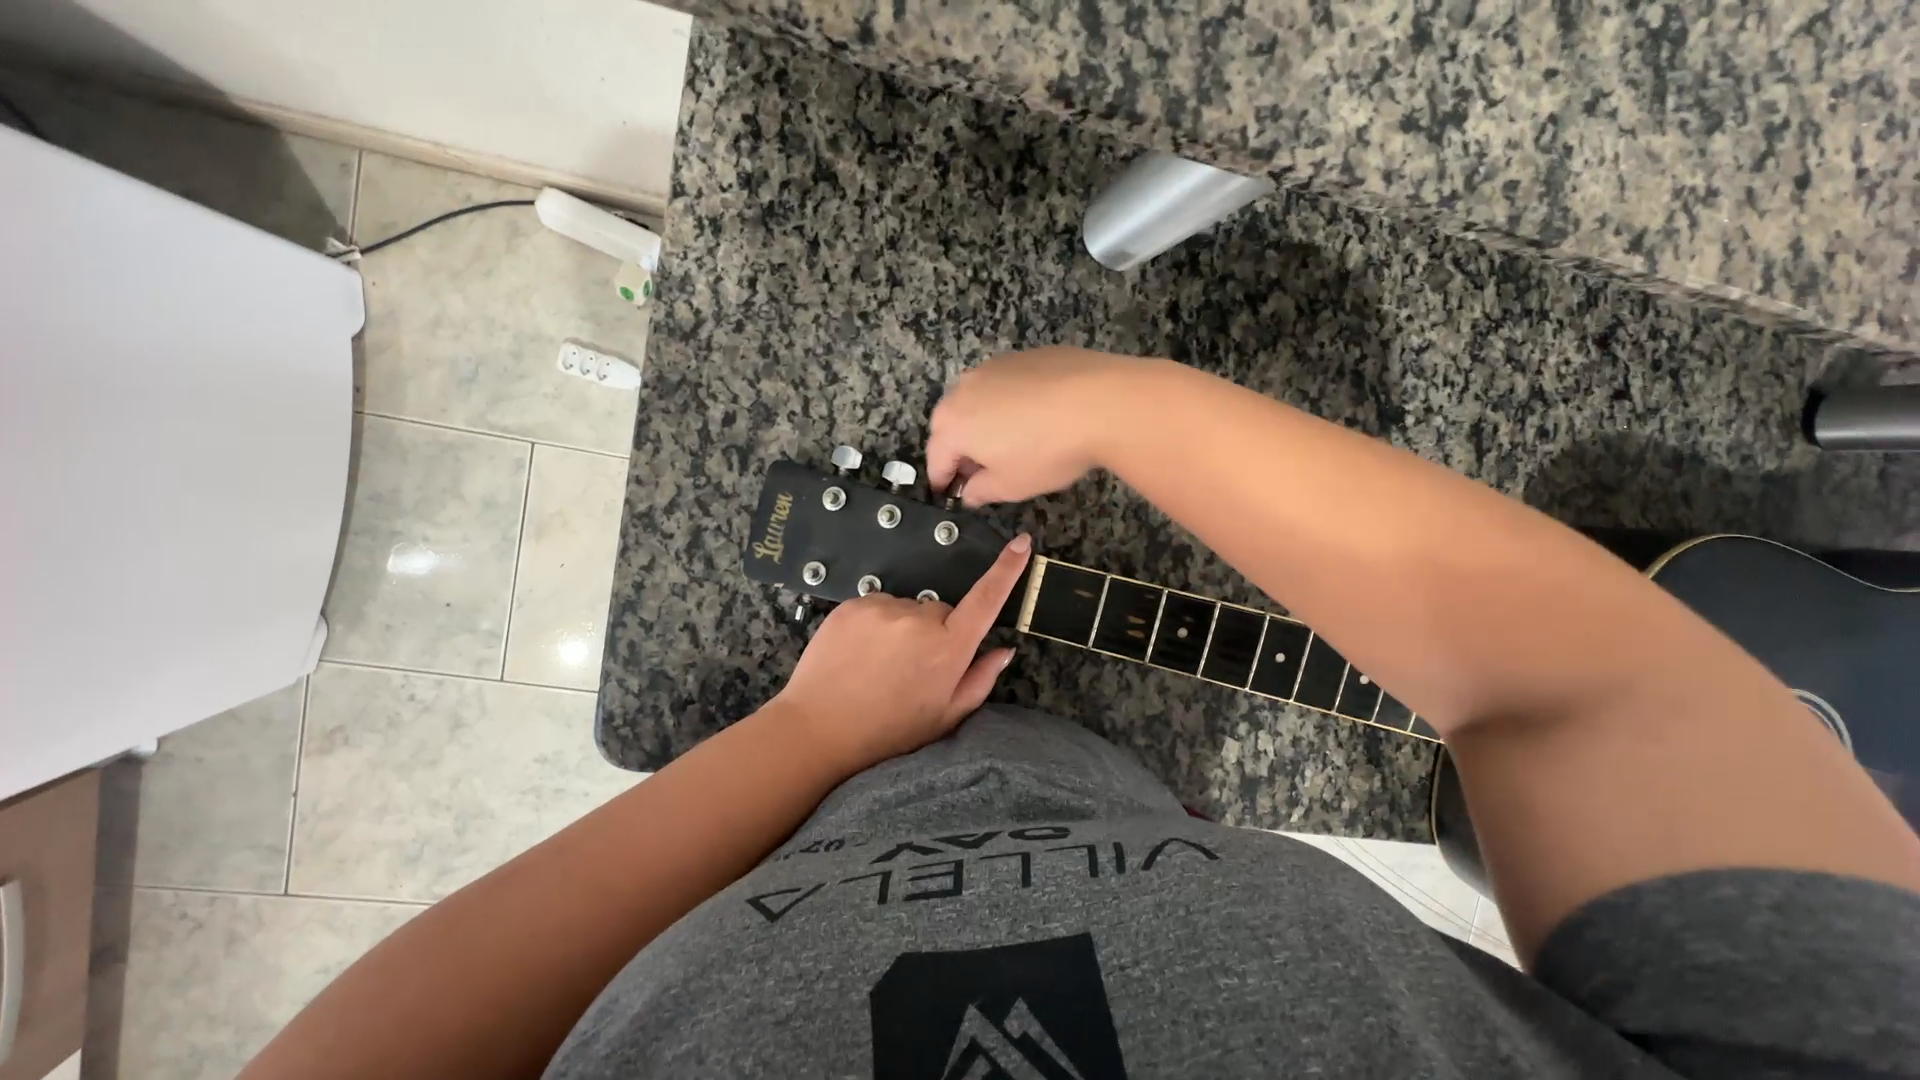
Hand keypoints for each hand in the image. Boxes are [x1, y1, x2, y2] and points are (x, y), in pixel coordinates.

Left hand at [770, 534, 1032, 772]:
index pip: (987, 598)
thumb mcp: (946, 717)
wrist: (819, 730)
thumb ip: (980, 679)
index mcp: (949, 648)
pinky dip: (875, 625)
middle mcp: (919, 620)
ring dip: (902, 628)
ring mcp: (882, 608)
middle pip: (942, 610)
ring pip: (907, 609)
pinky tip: (861, 655)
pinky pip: (876, 606)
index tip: (1022, 542)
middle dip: (936, 631)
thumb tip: (1004, 649)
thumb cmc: (888, 732)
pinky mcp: (852, 605)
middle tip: (913, 669)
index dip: (1007, 568)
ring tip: (881, 666)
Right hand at [926, 347, 1156, 505]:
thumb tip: (969, 491)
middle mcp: (964, 388)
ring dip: (985, 422)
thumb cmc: (1047, 450)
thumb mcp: (1011, 485)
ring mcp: (994, 366)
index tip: (951, 495)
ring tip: (1011, 442)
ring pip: (978, 400)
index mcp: (952, 424)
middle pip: (952, 424)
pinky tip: (1037, 417)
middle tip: (982, 471)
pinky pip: (1006, 384)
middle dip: (962, 449)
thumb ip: (981, 490)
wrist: (1102, 401)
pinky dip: (1011, 402)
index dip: (943, 481)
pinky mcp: (1025, 356)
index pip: (936, 458)